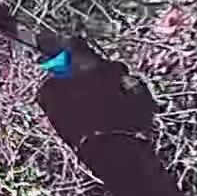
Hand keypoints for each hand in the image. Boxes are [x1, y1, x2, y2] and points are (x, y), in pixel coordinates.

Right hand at [36, 47, 156, 153]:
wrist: (116, 150)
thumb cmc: (79, 125)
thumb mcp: (51, 101)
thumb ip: (51, 81)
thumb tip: (53, 75)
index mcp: (88, 64)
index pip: (72, 45)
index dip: (59, 47)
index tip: (51, 51)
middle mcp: (113, 67)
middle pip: (95, 62)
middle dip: (82, 71)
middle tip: (71, 85)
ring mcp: (131, 82)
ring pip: (112, 78)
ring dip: (101, 85)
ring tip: (91, 104)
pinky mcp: (145, 99)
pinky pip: (127, 92)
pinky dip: (117, 98)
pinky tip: (108, 113)